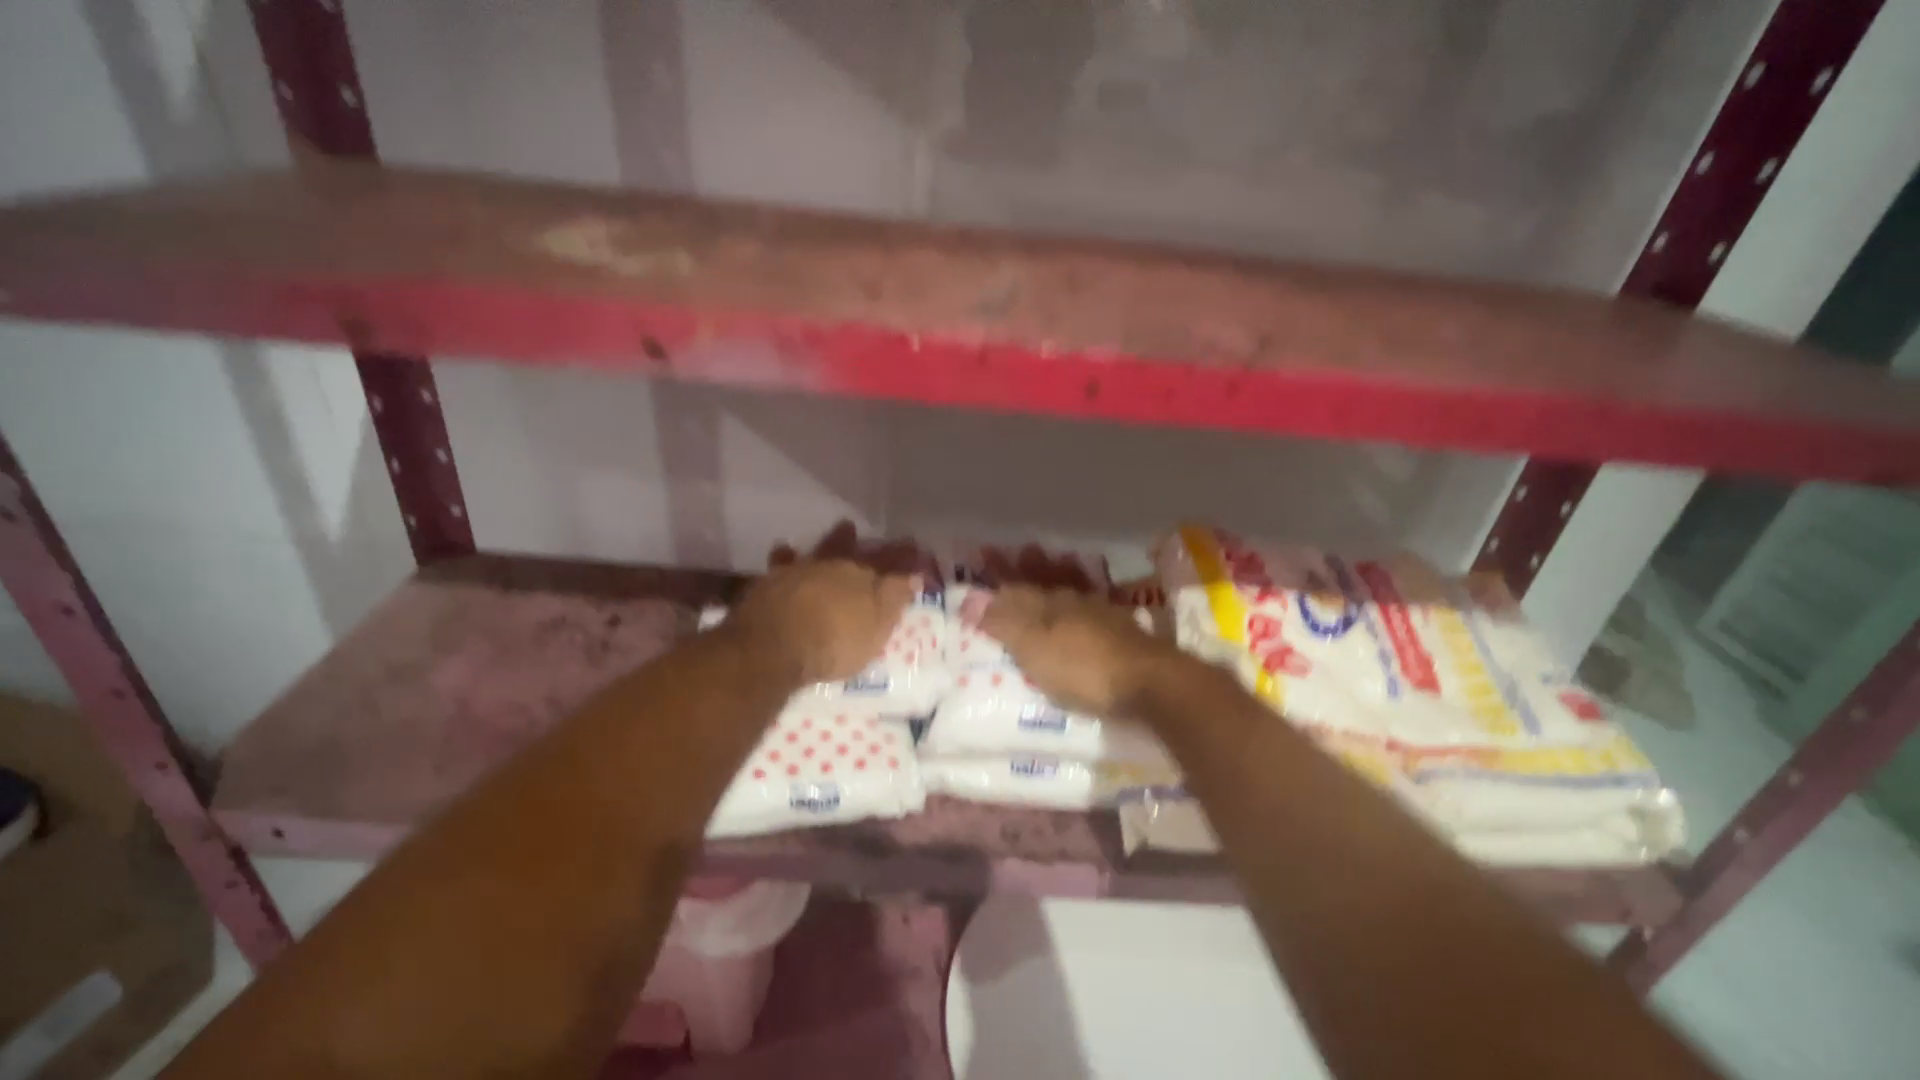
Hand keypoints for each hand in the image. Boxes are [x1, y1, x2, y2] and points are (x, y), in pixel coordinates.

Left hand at [726, 522, 919, 685]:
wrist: (774, 646)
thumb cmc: (835, 642)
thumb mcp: (876, 628)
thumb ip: (894, 599)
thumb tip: (913, 575)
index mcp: (864, 577)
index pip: (891, 563)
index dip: (903, 556)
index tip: (915, 548)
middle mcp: (832, 566)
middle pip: (851, 549)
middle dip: (863, 541)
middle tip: (869, 530)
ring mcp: (799, 570)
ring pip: (819, 549)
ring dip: (831, 540)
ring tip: (842, 528)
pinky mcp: (769, 582)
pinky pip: (781, 562)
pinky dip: (785, 556)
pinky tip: (784, 550)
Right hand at [971, 547, 1181, 717]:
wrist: (1151, 683)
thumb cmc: (1082, 667)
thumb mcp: (1034, 647)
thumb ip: (1003, 623)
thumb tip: (968, 601)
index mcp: (1051, 601)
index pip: (1016, 592)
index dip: (996, 596)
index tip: (978, 601)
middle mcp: (1078, 602)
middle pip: (1045, 595)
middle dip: (1026, 598)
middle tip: (1007, 604)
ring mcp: (1107, 619)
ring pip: (1072, 607)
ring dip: (1056, 608)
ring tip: (1042, 616)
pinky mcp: (1128, 639)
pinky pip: (1093, 625)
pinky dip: (1079, 628)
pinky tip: (1080, 636)